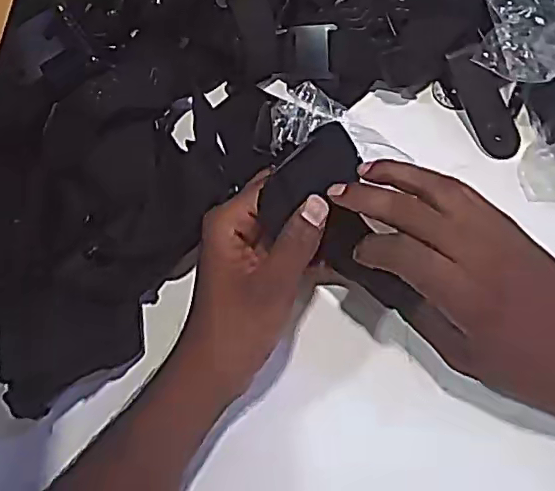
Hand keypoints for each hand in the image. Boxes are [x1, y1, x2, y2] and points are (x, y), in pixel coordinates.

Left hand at [171, 170, 328, 400]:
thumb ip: (298, 240)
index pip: (267, 184)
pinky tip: (326, 261)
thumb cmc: (230, 332)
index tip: (328, 191)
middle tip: (338, 216)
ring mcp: (244, 246)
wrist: (216, 371)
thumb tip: (315, 204)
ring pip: (283, 224)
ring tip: (334, 240)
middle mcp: (232, 227)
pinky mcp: (255, 264)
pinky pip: (283, 246)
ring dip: (307, 233)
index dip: (299, 186)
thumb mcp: (274, 282)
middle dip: (307, 210)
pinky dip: (302, 252)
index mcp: (226, 221)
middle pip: (277, 202)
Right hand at [330, 160, 554, 432]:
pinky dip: (425, 177)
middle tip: (337, 194)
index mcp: (465, 292)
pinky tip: (406, 178)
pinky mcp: (503, 221)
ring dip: (394, 174)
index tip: (354, 252)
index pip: (399, 251)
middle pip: (408, 209)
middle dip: (366, 197)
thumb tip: (385, 279)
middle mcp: (476, 251)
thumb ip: (417, 309)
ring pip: (432, 186)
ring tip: (364, 171)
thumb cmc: (533, 367)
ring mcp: (491, 230)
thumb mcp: (462, 354)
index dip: (368, 247)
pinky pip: (457, 188)